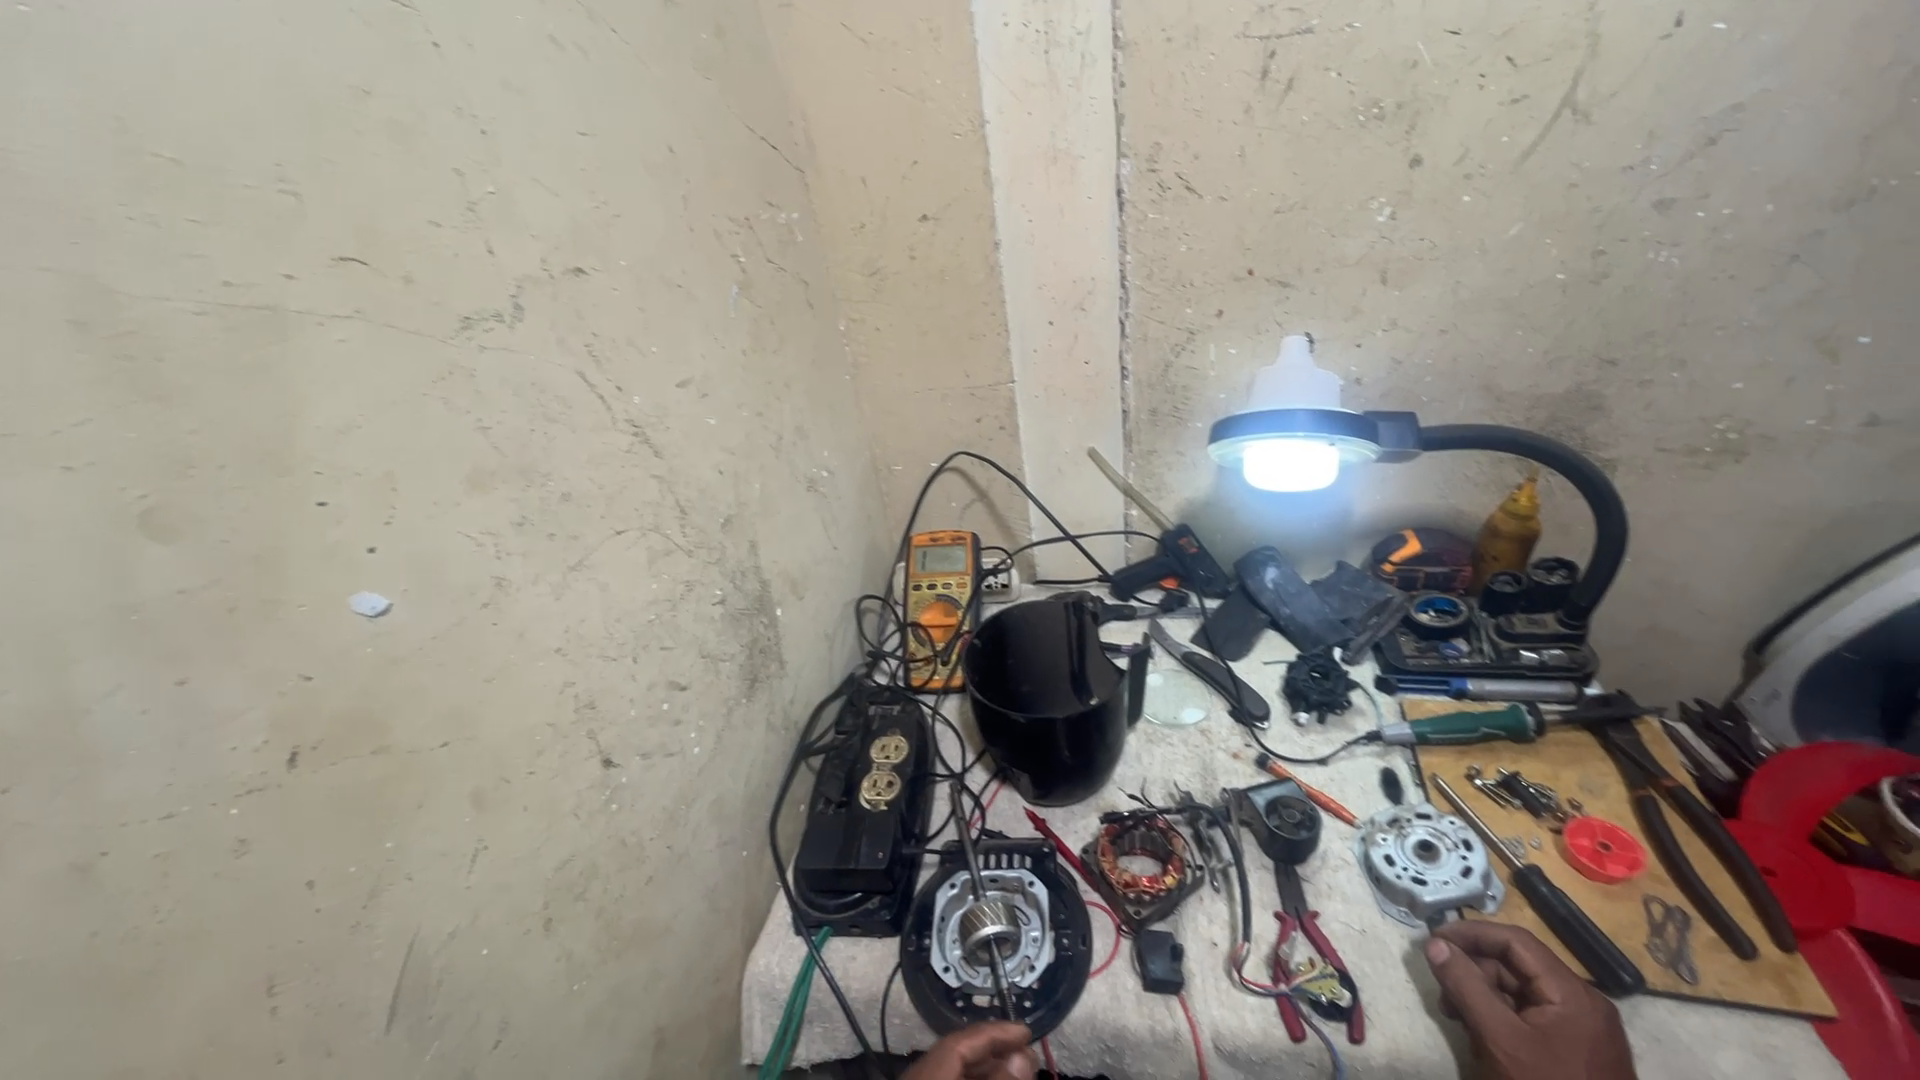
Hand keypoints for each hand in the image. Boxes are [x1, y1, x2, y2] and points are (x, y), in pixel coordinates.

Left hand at [899, 1022, 1037, 1079]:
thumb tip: (1024, 1055)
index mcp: (927, 1070)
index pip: (961, 1042)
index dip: (994, 1032)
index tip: (1024, 1030)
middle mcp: (919, 1074)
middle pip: (958, 1054)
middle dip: (995, 1050)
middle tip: (1027, 1052)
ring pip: (954, 1070)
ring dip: (987, 1068)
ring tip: (1017, 1068)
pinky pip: (948, 1079)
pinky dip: (973, 1079)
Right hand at [1424, 921, 1636, 1079]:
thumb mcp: (1499, 1038)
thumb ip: (1466, 986)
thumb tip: (1435, 945)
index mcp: (1573, 993)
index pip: (1515, 941)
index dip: (1471, 933)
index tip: (1434, 941)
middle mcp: (1582, 1002)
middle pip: (1516, 966)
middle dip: (1473, 972)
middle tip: (1442, 992)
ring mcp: (1580, 1027)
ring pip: (1519, 992)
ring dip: (1482, 997)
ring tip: (1457, 1019)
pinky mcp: (1574, 1047)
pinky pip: (1530, 1016)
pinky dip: (1500, 1018)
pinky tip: (1480, 1038)